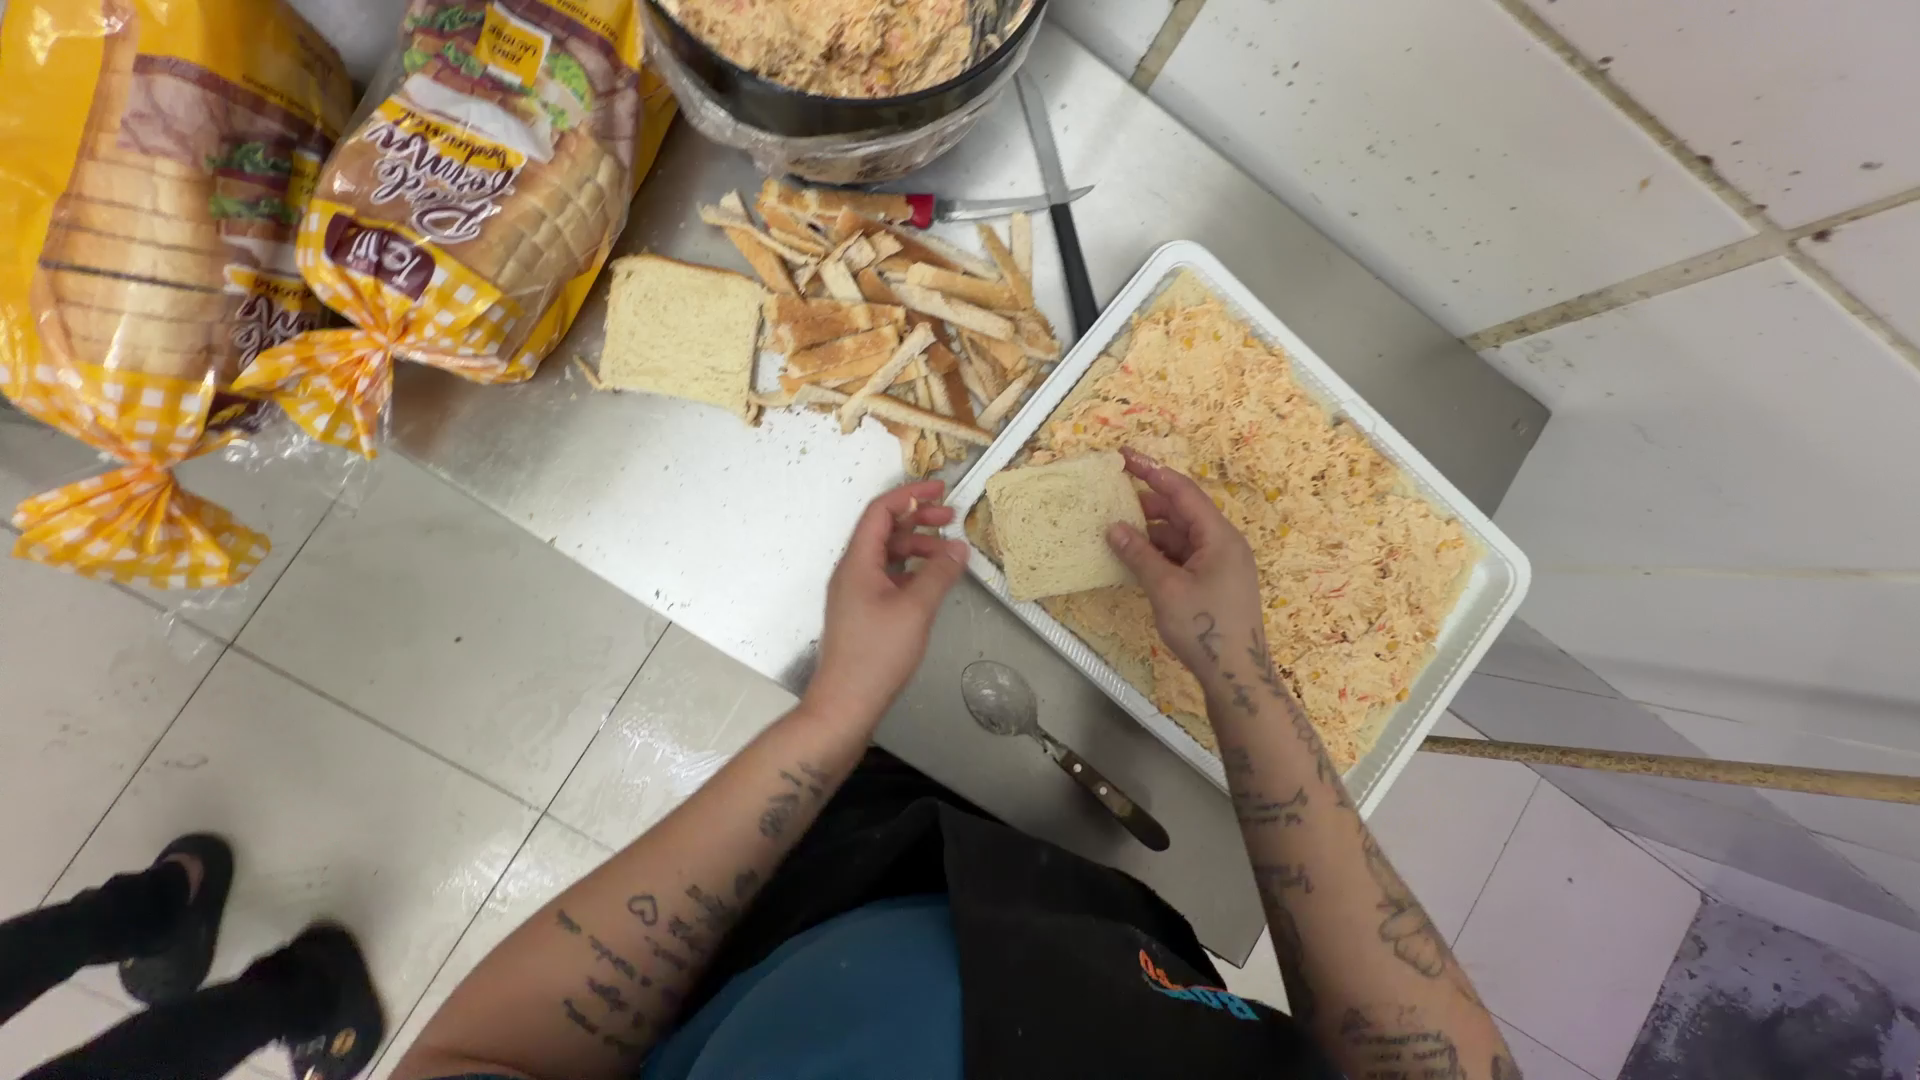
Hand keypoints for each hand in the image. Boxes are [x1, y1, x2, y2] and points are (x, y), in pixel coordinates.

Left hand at [806, 479, 969, 725]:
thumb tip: (958, 547)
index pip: (881, 512)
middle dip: (918, 518)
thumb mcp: (915, 610)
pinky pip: (888, 576)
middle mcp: (852, 571)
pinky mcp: (862, 612)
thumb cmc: (877, 655)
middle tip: (951, 517)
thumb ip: (938, 574)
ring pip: (887, 554)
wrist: (845, 703)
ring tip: (949, 554)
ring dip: (917, 546)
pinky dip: (911, 570)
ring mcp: (855, 592)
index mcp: (857, 562)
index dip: (910, 495)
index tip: (941, 490)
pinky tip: (932, 580)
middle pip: (884, 530)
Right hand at [1105, 448, 1264, 677]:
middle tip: (1112, 499)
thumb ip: (1138, 554)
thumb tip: (1113, 528)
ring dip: (1150, 533)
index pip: (1183, 492)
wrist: (1236, 675)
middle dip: (1147, 504)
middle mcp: (1224, 544)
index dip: (1152, 471)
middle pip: (1182, 512)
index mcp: (1220, 537)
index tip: (1124, 457)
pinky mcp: (1214, 583)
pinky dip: (1159, 554)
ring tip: (1117, 532)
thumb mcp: (1165, 589)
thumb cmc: (1204, 627)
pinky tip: (1135, 559)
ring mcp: (1220, 565)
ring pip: (1181, 536)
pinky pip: (1183, 556)